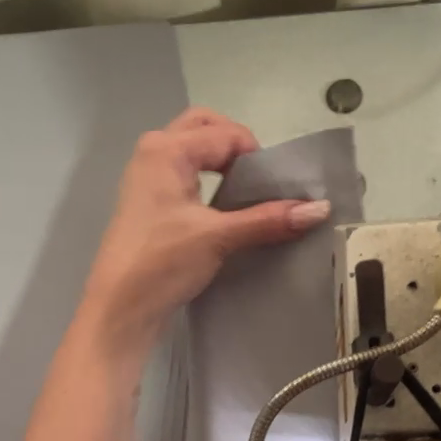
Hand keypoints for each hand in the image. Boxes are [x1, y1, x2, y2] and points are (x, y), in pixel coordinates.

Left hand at [82, 108, 330, 340]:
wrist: (120, 310)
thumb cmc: (162, 264)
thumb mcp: (218, 237)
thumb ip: (268, 220)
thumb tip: (320, 209)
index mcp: (166, 149)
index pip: (226, 134)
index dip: (257, 157)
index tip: (277, 189)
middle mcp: (152, 154)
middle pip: (204, 129)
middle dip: (236, 148)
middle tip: (259, 181)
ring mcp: (146, 181)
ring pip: (192, 154)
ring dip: (221, 166)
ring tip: (246, 199)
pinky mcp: (148, 209)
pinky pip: (184, 180)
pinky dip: (207, 186)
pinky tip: (224, 216)